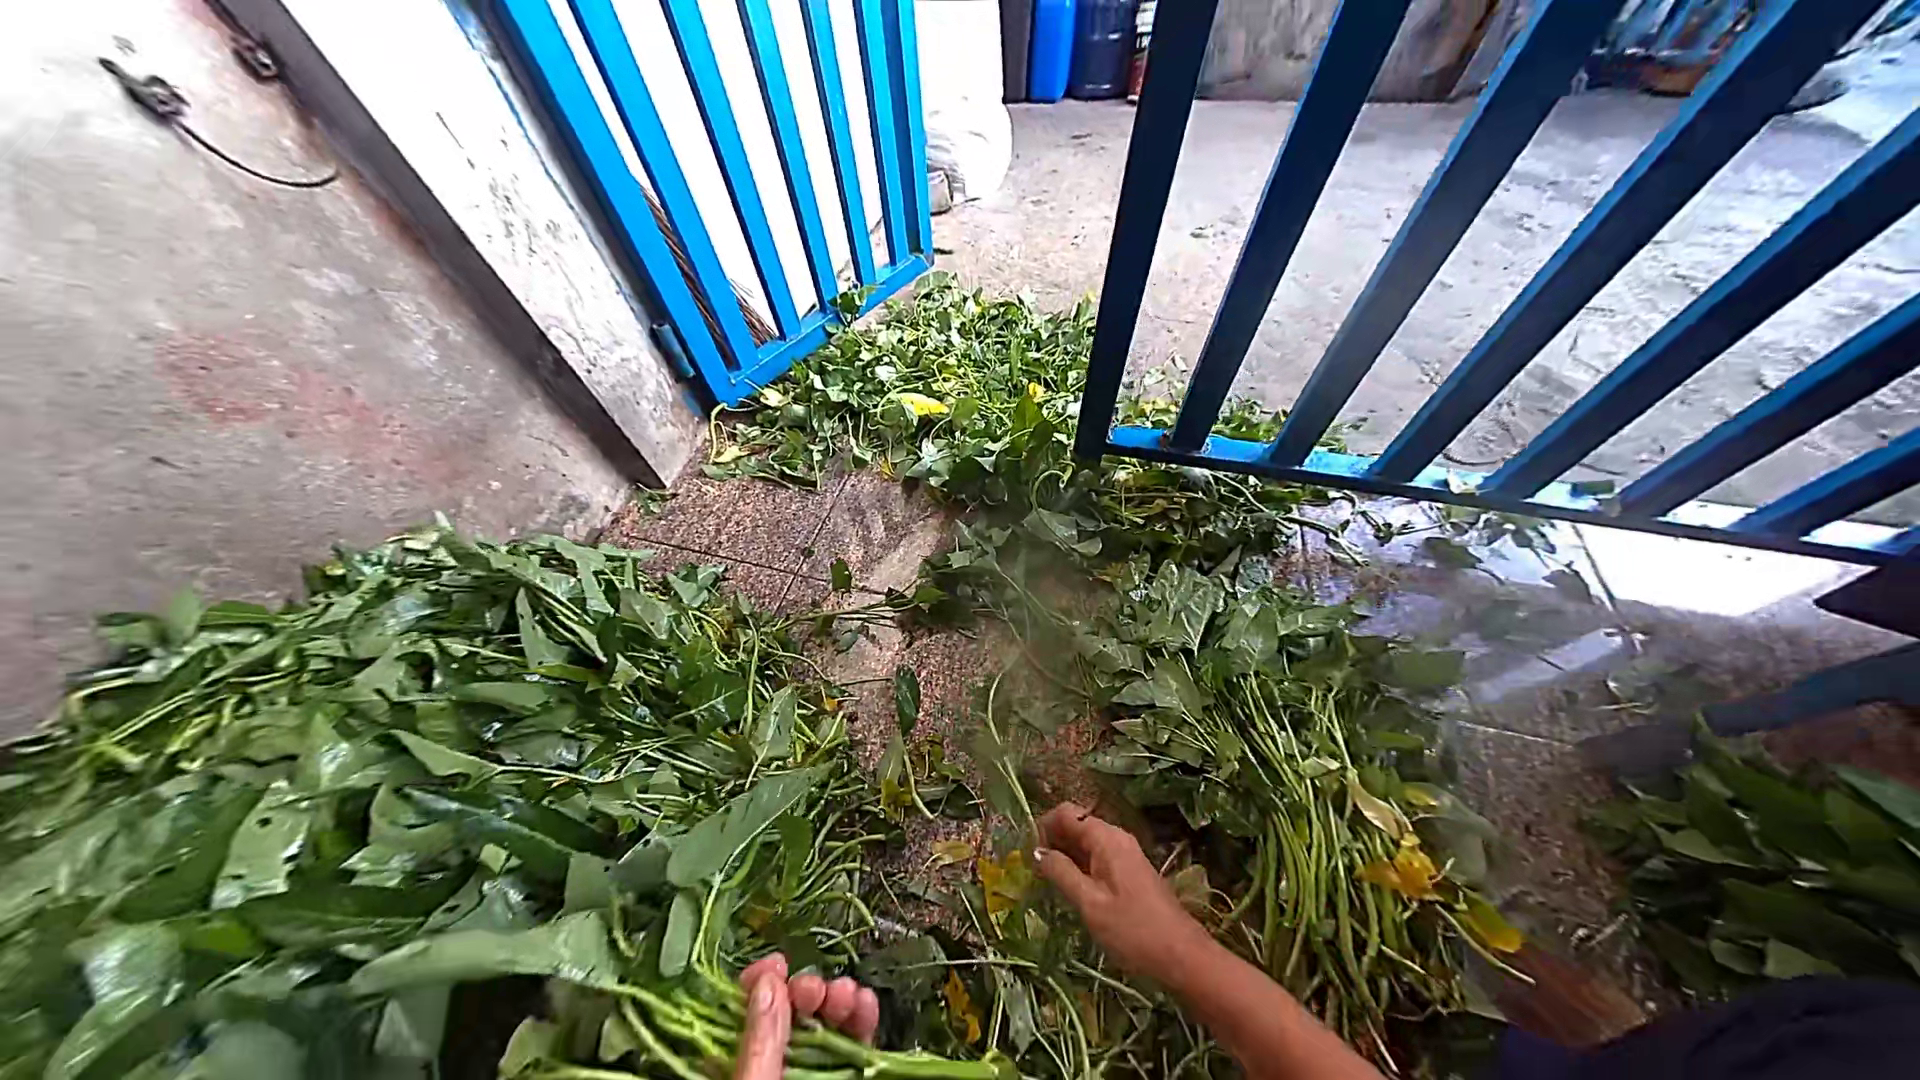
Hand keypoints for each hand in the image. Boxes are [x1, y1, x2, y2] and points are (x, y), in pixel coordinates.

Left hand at [734, 953, 881, 1079]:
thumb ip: (759, 1044)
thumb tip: (769, 982)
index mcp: (737, 1065)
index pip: (742, 1012)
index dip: (760, 981)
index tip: (777, 963)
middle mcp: (774, 1064)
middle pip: (790, 1012)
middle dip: (806, 989)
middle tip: (814, 988)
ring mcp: (807, 1072)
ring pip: (824, 1024)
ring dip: (838, 998)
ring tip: (847, 994)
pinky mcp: (841, 1077)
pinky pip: (853, 1045)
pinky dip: (861, 1021)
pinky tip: (866, 1004)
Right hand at [1034, 801, 1212, 983]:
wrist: (1182, 957)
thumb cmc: (1133, 930)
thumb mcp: (1089, 904)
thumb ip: (1061, 873)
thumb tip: (1037, 852)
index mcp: (1106, 838)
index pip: (1066, 813)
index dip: (1043, 826)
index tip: (1029, 852)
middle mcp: (1116, 837)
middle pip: (1076, 824)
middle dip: (1052, 840)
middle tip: (1034, 869)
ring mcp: (1125, 853)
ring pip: (1086, 842)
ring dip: (1065, 855)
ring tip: (1048, 880)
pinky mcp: (1130, 870)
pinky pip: (1098, 856)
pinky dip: (1080, 865)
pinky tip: (1072, 889)